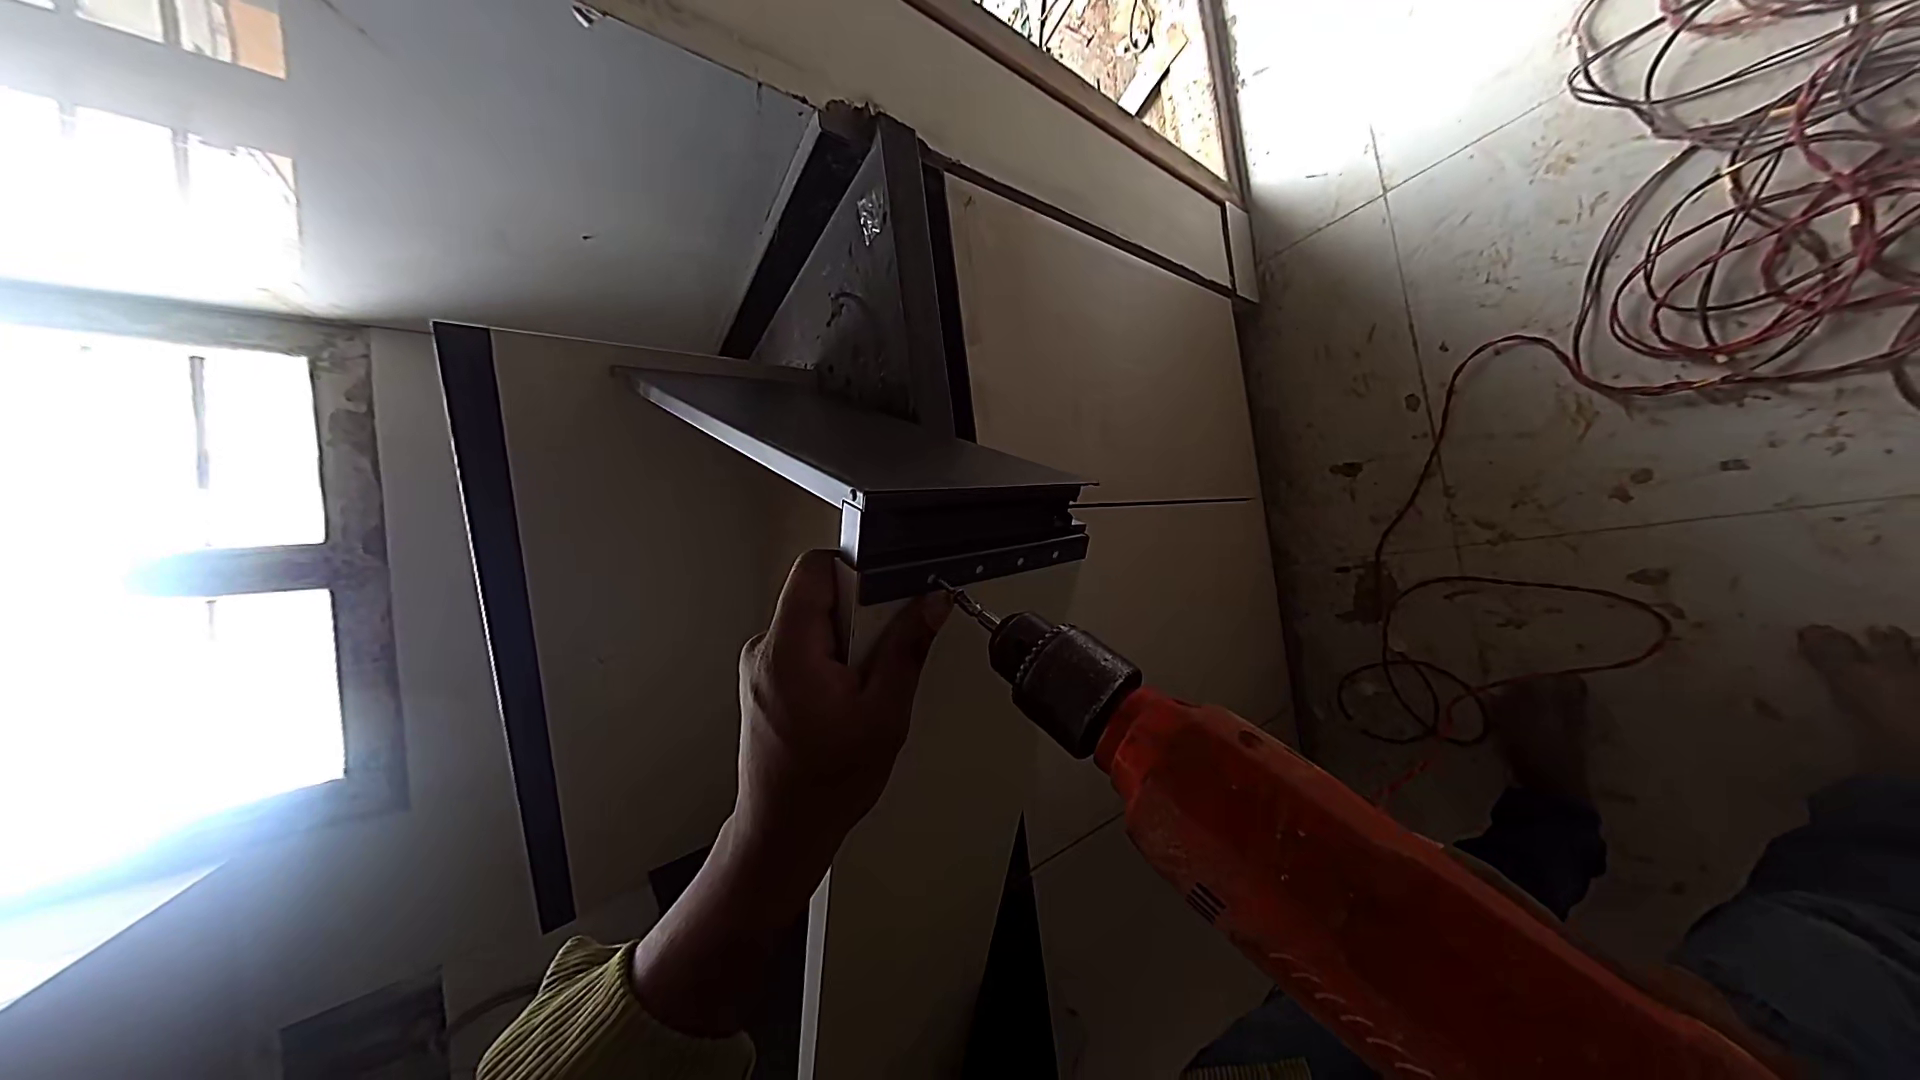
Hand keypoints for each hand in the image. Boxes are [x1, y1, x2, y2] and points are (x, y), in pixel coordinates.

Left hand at [734, 549, 952, 870]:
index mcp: (789, 649)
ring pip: (816, 619)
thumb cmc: (825, 783)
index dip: (857, 570)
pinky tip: (845, 695)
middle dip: (861, 615)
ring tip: (860, 686)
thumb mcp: (885, 712)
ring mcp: (762, 663)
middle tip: (877, 656)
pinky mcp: (767, 676)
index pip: (816, 567)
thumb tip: (930, 606)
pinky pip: (806, 642)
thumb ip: (908, 648)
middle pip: (819, 592)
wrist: (786, 826)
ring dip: (849, 640)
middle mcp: (766, 649)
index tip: (887, 594)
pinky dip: (833, 657)